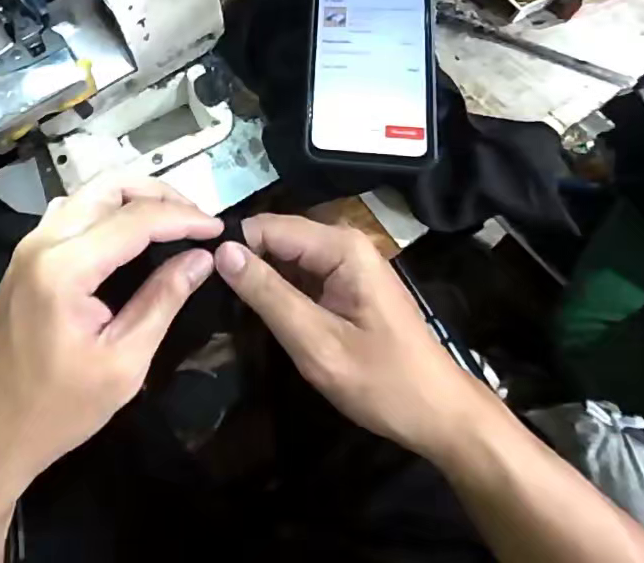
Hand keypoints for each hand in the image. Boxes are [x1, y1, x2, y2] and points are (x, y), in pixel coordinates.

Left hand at [0, 177, 221, 510]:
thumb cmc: (55, 411)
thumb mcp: (122, 364)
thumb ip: (162, 301)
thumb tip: (201, 259)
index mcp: (64, 266)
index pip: (135, 220)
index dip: (182, 217)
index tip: (218, 228)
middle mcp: (43, 240)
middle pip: (108, 186)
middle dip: (158, 192)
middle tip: (196, 216)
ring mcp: (30, 244)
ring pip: (89, 192)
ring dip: (133, 195)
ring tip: (172, 219)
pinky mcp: (26, 255)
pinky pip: (73, 210)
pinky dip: (109, 208)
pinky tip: (131, 230)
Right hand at [214, 214, 490, 460]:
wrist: (442, 416)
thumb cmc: (384, 383)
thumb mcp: (317, 343)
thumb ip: (268, 294)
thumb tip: (221, 251)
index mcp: (340, 246)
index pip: (268, 227)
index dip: (233, 247)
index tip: (201, 274)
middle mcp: (343, 242)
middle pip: (276, 237)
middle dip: (245, 261)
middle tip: (211, 294)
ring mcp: (346, 261)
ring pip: (285, 255)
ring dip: (260, 276)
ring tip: (229, 304)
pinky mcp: (345, 281)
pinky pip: (300, 272)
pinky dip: (279, 289)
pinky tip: (264, 311)